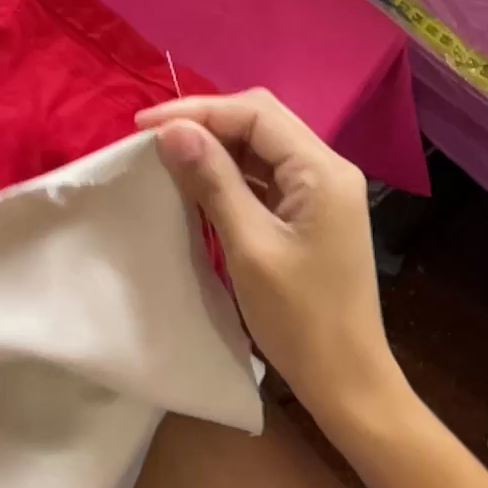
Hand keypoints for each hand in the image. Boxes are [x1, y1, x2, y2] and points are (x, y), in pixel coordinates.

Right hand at [138, 89, 399, 415]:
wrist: (345, 375)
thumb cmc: (299, 318)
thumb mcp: (249, 246)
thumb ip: (214, 182)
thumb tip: (173, 130)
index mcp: (323, 170)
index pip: (256, 114)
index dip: (198, 111)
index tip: (142, 126)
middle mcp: (330, 169)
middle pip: (263, 123)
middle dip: (208, 124)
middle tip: (152, 140)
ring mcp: (325, 193)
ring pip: (265, 150)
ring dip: (219, 150)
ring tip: (168, 160)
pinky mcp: (315, 215)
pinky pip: (271, 180)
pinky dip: (235, 178)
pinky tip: (201, 187)